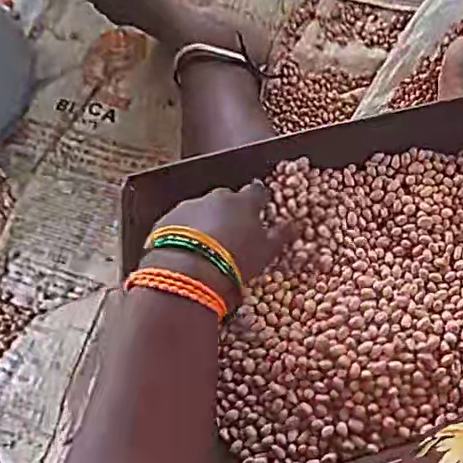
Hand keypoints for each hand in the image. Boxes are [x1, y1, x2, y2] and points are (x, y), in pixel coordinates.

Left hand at [141, 181, 287, 306]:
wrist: (190, 270)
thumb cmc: (236, 259)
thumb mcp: (267, 251)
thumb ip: (281, 236)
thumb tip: (295, 226)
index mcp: (244, 202)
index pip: (257, 192)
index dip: (260, 200)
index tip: (261, 208)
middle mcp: (216, 197)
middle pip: (227, 199)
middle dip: (230, 211)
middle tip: (234, 233)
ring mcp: (189, 206)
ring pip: (202, 210)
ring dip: (207, 223)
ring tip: (210, 247)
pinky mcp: (166, 220)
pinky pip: (180, 223)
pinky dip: (186, 233)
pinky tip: (190, 251)